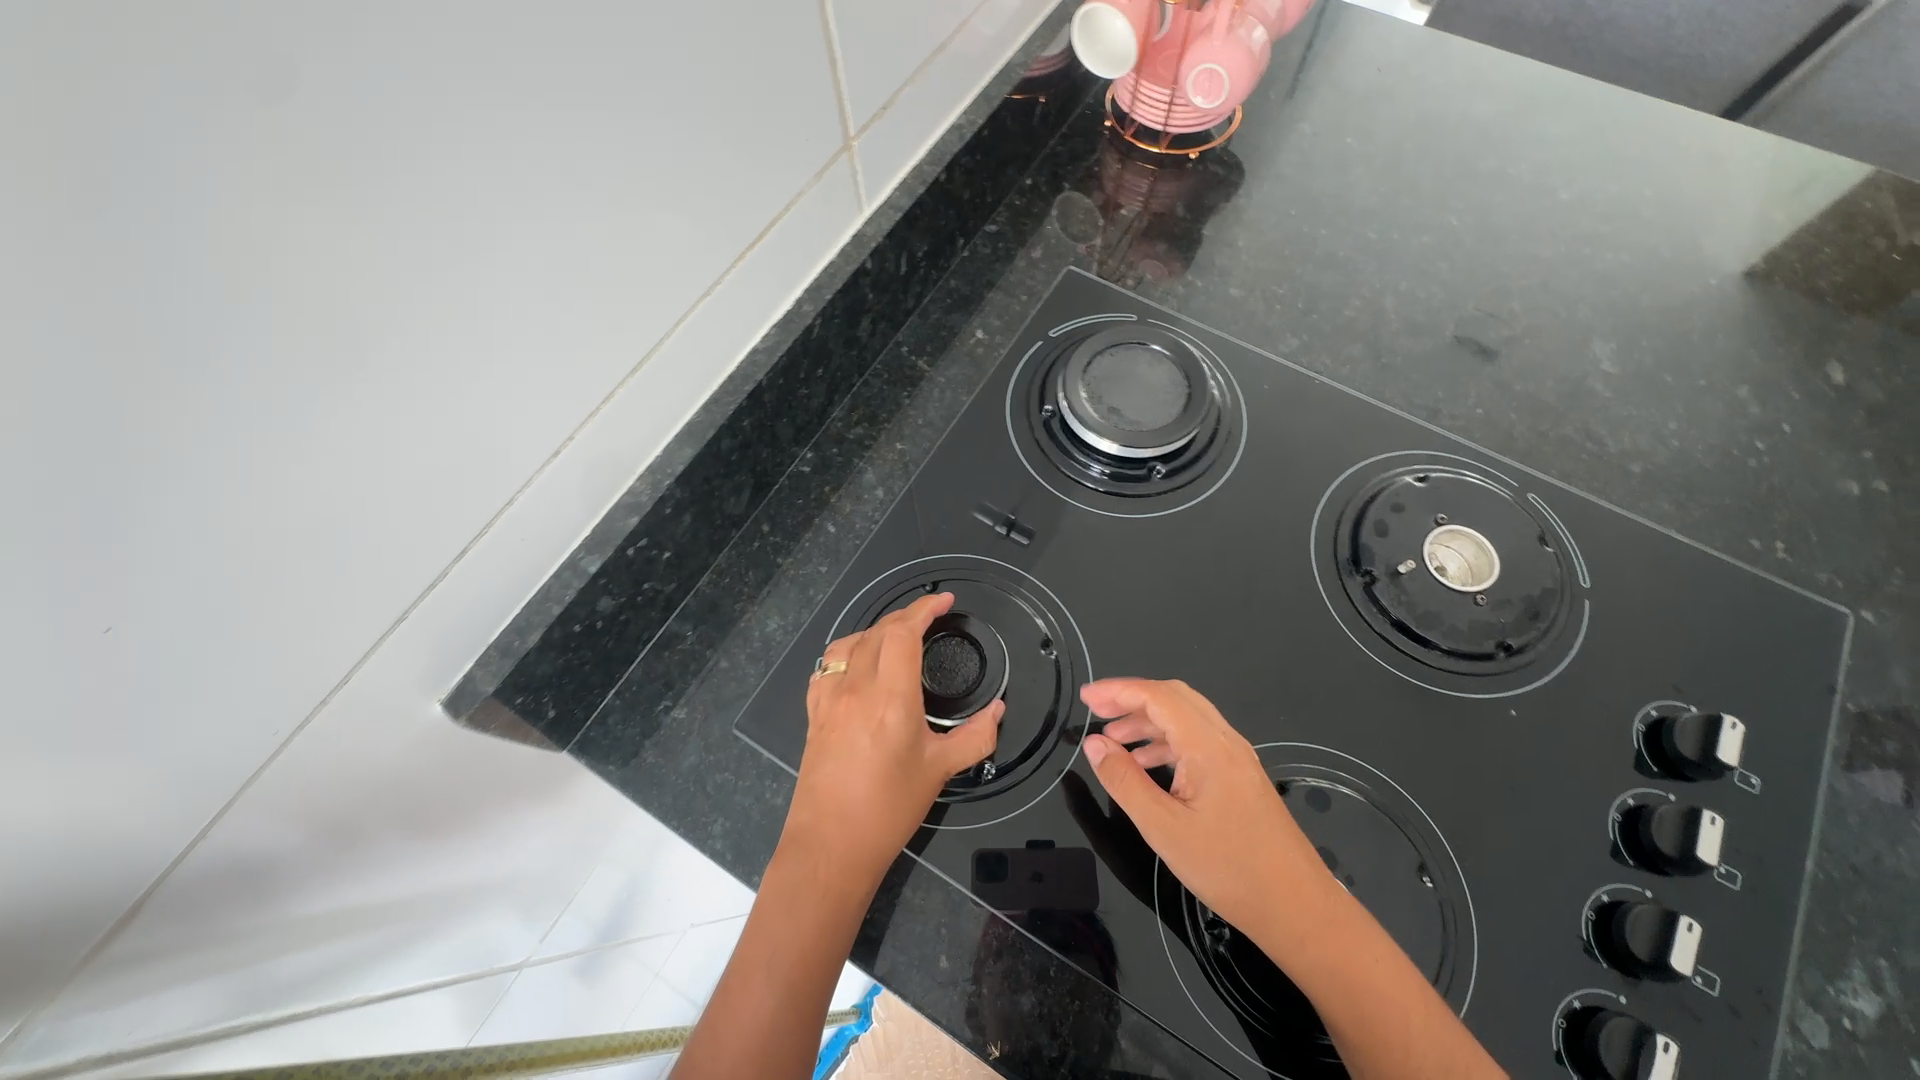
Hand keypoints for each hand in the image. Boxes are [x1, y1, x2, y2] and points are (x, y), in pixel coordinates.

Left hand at [783, 592, 1003, 882]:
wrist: (831, 844)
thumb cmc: (888, 808)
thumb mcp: (940, 771)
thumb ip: (975, 736)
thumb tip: (997, 710)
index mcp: (891, 697)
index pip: (903, 632)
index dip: (924, 608)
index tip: (944, 601)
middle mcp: (856, 688)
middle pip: (878, 631)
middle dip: (906, 616)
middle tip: (931, 618)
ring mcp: (829, 698)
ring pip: (850, 643)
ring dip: (876, 630)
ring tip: (898, 636)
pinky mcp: (813, 713)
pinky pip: (828, 666)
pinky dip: (849, 652)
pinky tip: (860, 665)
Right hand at [1079, 678, 1334, 944]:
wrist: (1296, 906)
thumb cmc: (1227, 868)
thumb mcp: (1163, 828)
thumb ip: (1124, 781)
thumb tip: (1094, 744)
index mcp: (1208, 746)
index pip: (1158, 697)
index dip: (1118, 690)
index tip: (1085, 697)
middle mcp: (1226, 742)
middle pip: (1175, 698)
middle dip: (1132, 699)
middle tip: (1095, 711)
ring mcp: (1238, 759)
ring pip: (1188, 720)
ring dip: (1148, 722)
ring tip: (1113, 743)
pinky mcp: (1241, 779)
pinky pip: (1199, 743)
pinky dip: (1167, 743)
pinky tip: (1147, 767)